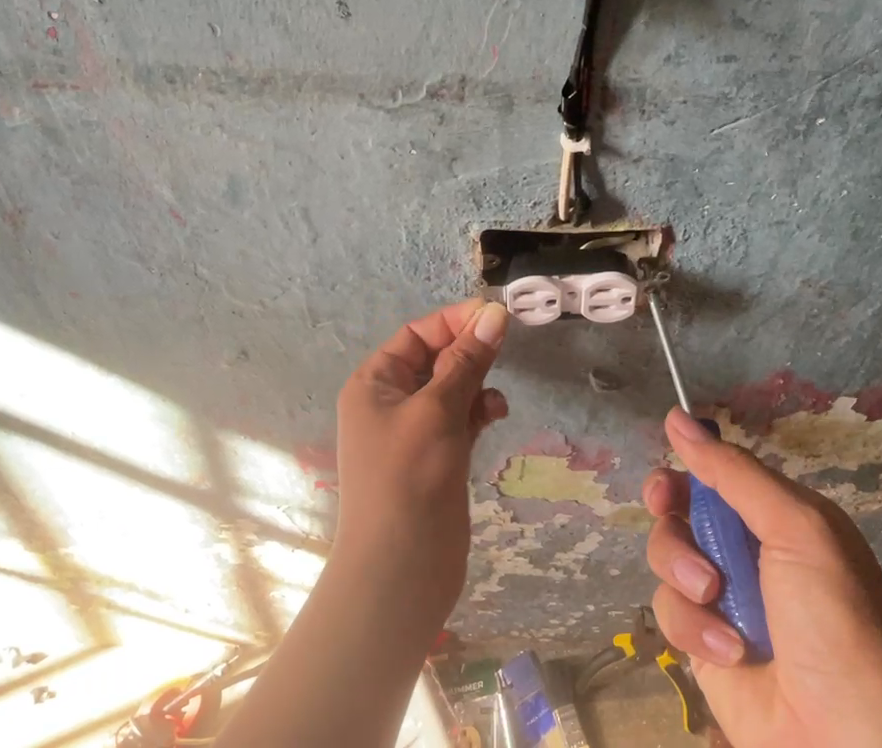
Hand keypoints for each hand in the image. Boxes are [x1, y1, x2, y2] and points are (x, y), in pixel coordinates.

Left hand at [333, 299, 510, 622]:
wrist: (400, 568)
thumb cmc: (408, 478)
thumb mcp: (437, 410)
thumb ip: (466, 362)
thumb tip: (494, 314)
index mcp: (374, 383)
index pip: (416, 335)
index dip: (454, 321)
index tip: (497, 316)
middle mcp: (389, 403)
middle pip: (435, 359)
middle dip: (470, 352)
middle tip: (508, 347)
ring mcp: (413, 433)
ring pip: (452, 389)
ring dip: (477, 384)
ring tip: (496, 399)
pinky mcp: (436, 458)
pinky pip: (460, 419)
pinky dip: (478, 412)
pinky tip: (495, 414)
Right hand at [642, 409, 881, 747]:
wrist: (844, 739)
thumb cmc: (835, 622)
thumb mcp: (797, 531)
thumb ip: (734, 474)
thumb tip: (678, 416)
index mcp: (782, 518)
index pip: (719, 477)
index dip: (687, 475)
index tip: (668, 487)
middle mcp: (751, 552)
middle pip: (681, 514)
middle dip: (675, 527)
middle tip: (676, 529)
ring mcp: (726, 599)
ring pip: (668, 560)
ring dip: (686, 577)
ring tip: (716, 601)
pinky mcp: (704, 644)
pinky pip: (670, 611)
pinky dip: (694, 627)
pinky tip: (729, 651)